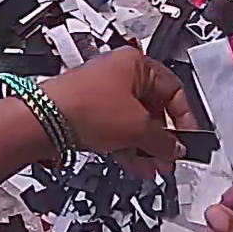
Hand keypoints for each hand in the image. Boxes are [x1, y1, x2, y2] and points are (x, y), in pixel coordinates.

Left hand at [40, 48, 199, 174]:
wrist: (44, 120)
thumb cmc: (83, 106)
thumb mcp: (137, 127)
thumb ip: (164, 140)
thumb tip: (176, 148)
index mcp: (135, 64)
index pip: (173, 89)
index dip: (184, 118)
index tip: (187, 140)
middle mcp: (118, 75)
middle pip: (153, 108)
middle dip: (162, 138)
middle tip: (169, 158)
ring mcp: (102, 94)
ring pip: (134, 122)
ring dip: (146, 147)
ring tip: (154, 167)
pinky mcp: (89, 112)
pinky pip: (116, 130)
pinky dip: (127, 147)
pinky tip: (136, 165)